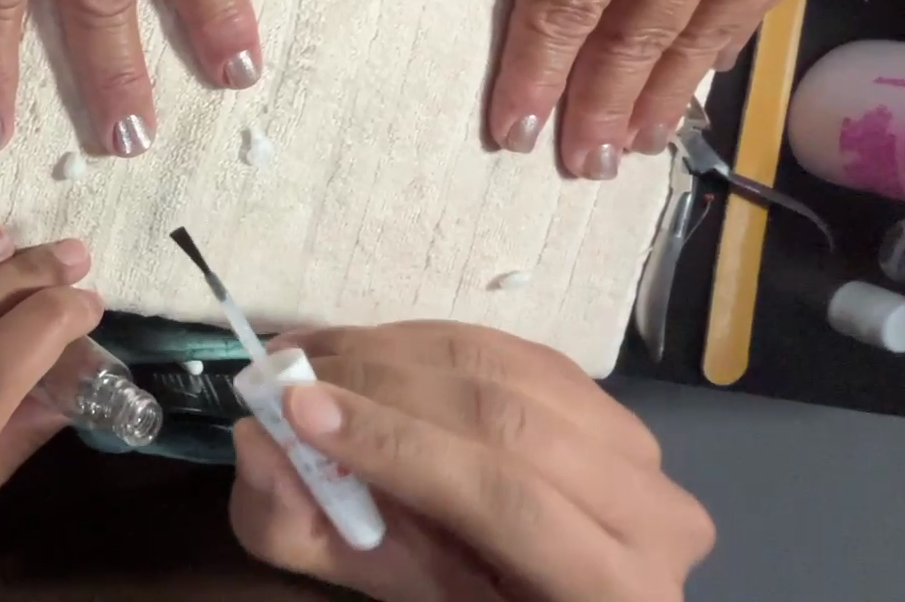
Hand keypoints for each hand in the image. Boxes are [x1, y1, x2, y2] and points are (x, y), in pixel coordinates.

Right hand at [229, 322, 712, 601]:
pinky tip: (351, 345)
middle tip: (287, 370)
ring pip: (491, 366)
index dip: (394, 445)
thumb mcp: (360, 575)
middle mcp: (652, 514)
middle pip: (502, 421)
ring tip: (307, 353)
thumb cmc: (434, 582)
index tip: (295, 407)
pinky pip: (486, 340)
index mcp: (611, 593)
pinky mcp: (585, 385)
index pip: (507, 502)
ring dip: (382, 349)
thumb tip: (258, 439)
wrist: (498, 560)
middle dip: (376, 385)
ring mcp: (629, 440)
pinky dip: (405, 335)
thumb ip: (299, 524)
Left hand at [447, 0, 904, 178]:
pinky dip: (723, 55)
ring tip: (624, 147)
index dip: (530, 72)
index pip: (559, 4)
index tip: (508, 128)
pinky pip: (767, 6)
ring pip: (700, 36)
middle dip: (591, 108)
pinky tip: (699, 81)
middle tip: (569, 164)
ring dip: (655, 98)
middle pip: (628, 38)